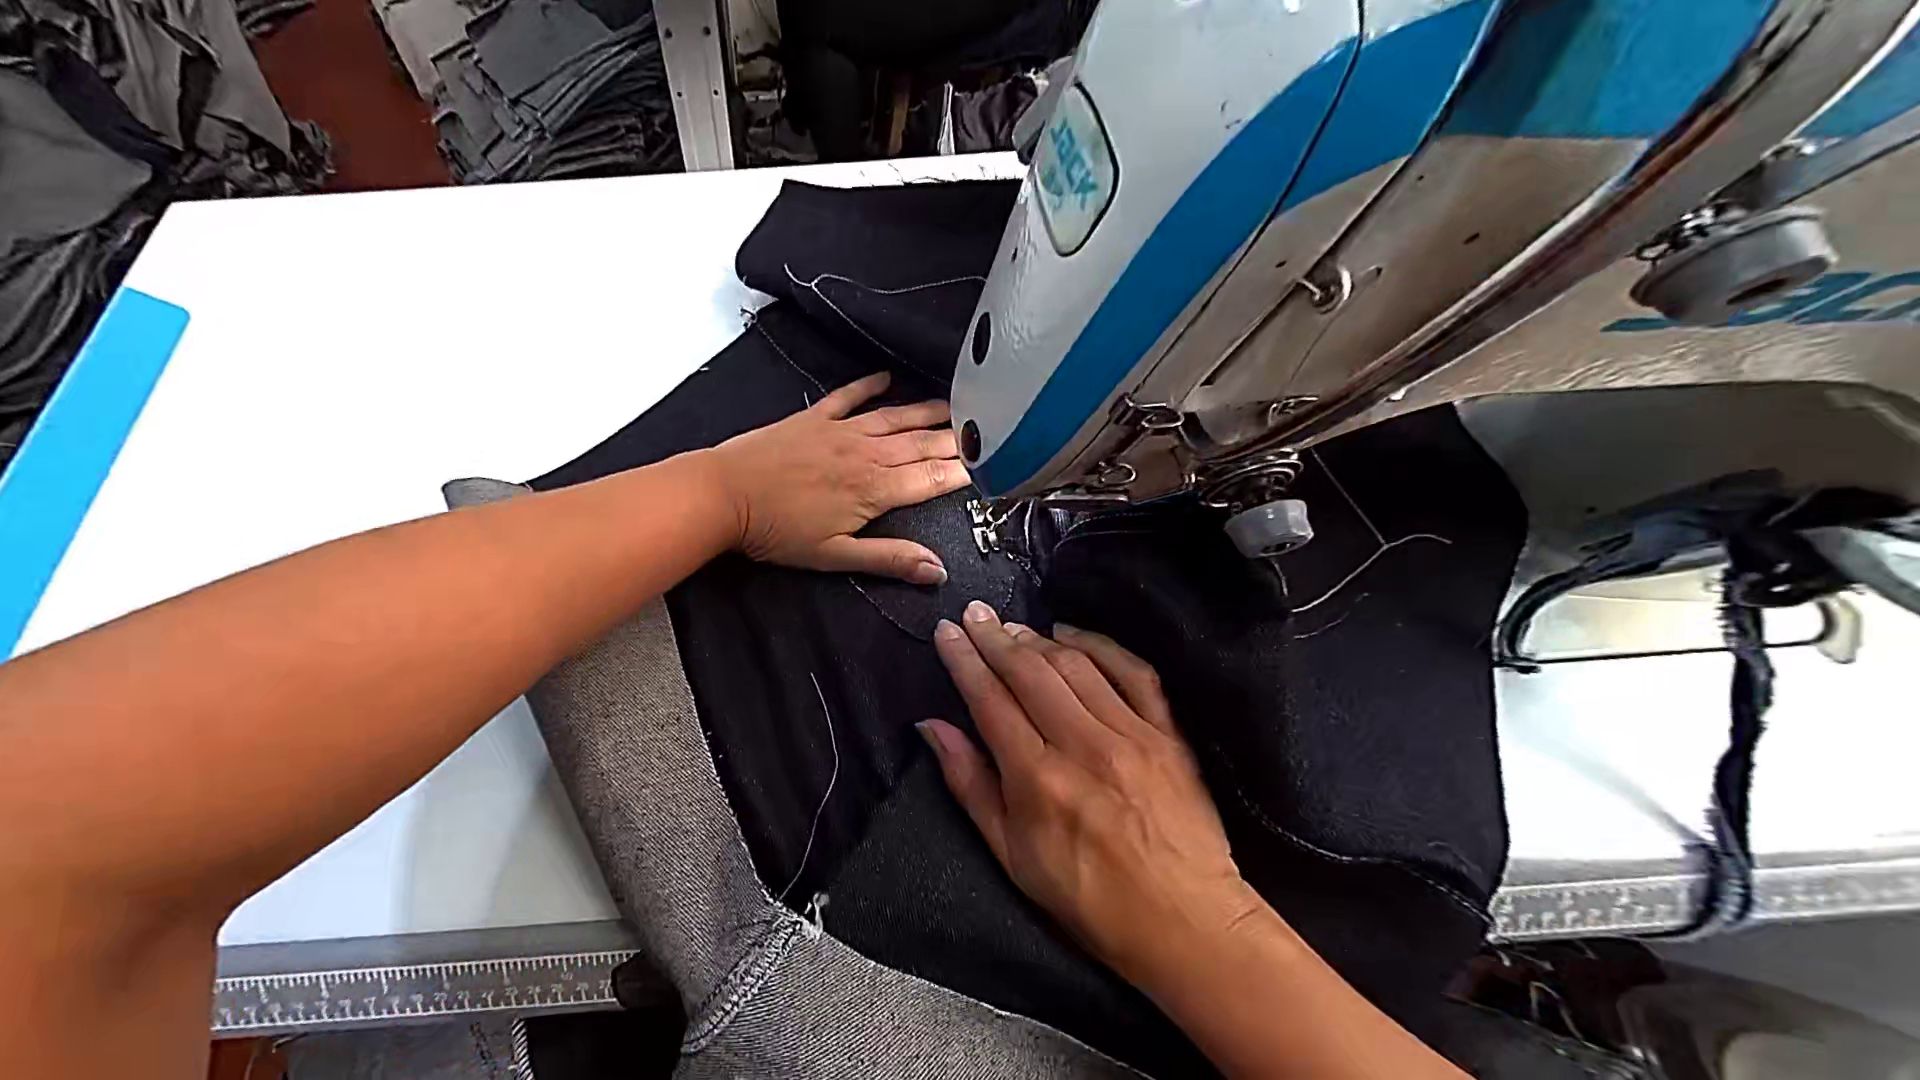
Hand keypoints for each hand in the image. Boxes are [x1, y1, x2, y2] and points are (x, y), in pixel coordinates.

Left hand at [708, 372, 971, 584]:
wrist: (723, 494)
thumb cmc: (778, 532)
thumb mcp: (836, 556)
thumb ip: (889, 558)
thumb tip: (936, 570)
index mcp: (875, 489)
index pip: (931, 477)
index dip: (962, 472)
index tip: (988, 466)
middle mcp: (866, 453)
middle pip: (921, 444)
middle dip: (955, 440)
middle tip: (983, 433)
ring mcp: (840, 431)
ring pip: (895, 418)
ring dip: (926, 412)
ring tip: (954, 406)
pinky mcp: (814, 418)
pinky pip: (849, 397)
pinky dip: (869, 386)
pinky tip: (886, 378)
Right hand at [919, 602, 1265, 988]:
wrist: (1185, 921)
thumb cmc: (1089, 900)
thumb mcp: (1012, 856)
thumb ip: (969, 784)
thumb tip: (932, 728)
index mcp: (1037, 779)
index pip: (990, 699)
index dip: (964, 660)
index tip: (947, 633)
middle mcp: (1081, 745)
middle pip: (1028, 672)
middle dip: (994, 637)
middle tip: (973, 614)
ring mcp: (1129, 734)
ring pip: (1073, 665)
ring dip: (1036, 638)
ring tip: (1012, 626)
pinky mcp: (1166, 733)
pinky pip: (1132, 671)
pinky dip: (1098, 644)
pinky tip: (1071, 634)